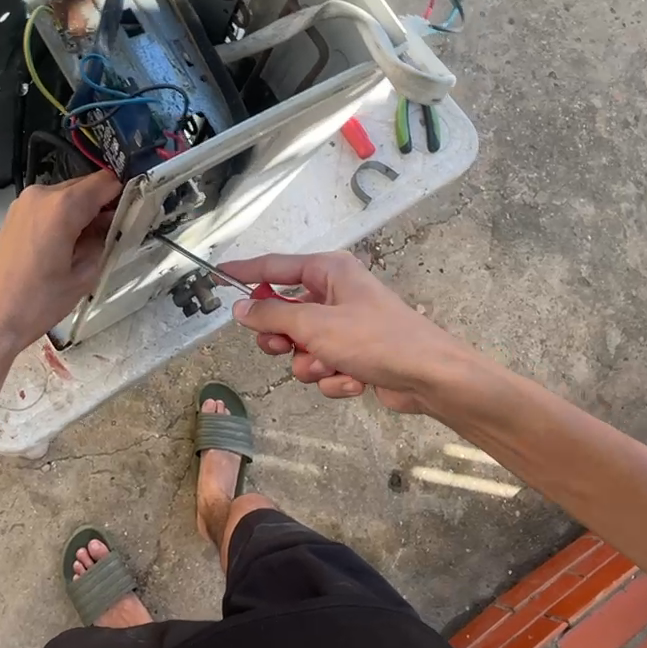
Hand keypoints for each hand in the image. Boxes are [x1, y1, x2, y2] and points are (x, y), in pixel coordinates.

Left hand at [0, 170, 121, 355]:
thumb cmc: (34, 303)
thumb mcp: (83, 276)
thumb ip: (103, 242)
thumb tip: (111, 227)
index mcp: (61, 206)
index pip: (106, 182)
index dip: (125, 193)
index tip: (137, 209)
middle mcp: (40, 196)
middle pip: (85, 187)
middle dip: (103, 206)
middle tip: (116, 233)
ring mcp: (23, 204)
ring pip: (67, 198)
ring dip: (84, 214)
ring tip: (91, 246)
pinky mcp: (14, 217)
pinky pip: (49, 208)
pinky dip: (64, 220)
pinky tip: (68, 248)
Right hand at [224, 251, 471, 413]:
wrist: (429, 377)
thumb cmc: (375, 339)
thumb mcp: (315, 325)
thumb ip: (271, 314)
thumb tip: (240, 308)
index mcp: (329, 271)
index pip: (274, 267)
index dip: (244, 272)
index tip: (217, 275)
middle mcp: (335, 294)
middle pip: (283, 313)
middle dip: (283, 337)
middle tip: (283, 346)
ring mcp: (344, 326)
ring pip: (300, 347)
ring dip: (310, 363)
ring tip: (331, 366)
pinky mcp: (353, 355)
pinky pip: (322, 366)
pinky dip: (332, 377)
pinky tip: (353, 380)